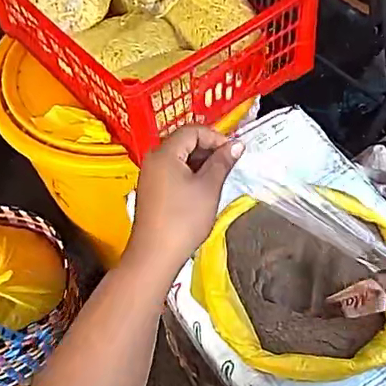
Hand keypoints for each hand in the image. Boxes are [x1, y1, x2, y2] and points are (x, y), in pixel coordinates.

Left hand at [125, 125, 242, 273]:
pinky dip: (190, 175)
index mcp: (164, 153)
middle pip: (184, 142)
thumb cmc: (182, 220)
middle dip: (209, 149)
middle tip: (229, 163)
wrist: (155, 254)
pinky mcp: (152, 191)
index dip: (216, 137)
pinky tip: (203, 189)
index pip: (192, 131)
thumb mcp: (209, 188)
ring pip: (179, 158)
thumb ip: (222, 162)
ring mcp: (150, 176)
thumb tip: (235, 146)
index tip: (233, 151)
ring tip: (219, 177)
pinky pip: (173, 172)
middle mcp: (153, 160)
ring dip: (201, 163)